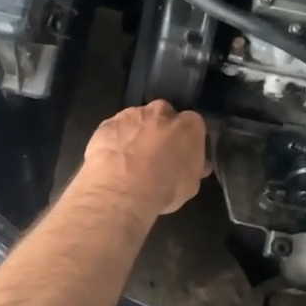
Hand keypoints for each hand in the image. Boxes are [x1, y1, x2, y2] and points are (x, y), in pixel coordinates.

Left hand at [78, 101, 208, 214]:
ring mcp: (131, 115)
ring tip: (130, 158)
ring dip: (136, 133)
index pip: (193, 123)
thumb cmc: (163, 190)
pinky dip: (115, 139)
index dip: (186, 137)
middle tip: (156, 152)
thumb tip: (199, 165)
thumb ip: (194, 168)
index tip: (182, 151)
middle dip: (161, 129)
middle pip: (163, 114)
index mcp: (188, 126)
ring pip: (137, 119)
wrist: (120, 192)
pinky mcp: (107, 124)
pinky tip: (113, 158)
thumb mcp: (190, 185)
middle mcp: (160, 113)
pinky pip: (115, 129)